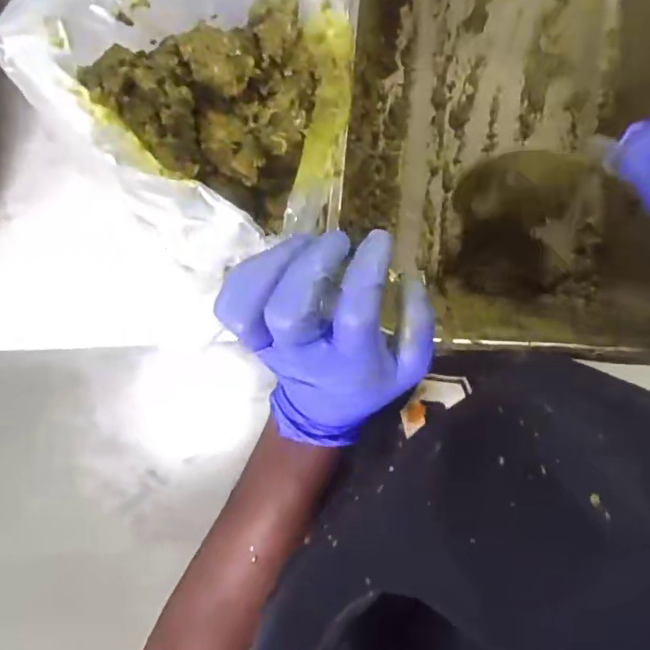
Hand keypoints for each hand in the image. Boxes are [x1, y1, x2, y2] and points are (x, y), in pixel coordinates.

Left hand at [215, 229, 433, 446]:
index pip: (354, 314)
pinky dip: (248, 272)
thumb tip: (408, 278)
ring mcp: (267, 347)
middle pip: (287, 312)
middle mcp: (302, 355)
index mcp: (349, 362)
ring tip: (307, 241)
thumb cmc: (369, 380)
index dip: (365, 271)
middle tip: (338, 240)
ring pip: (249, 306)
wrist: (320, 410)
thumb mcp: (409, 366)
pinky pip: (231, 303)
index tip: (379, 239)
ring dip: (275, 263)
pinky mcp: (248, 336)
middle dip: (310, 266)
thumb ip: (418, 325)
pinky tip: (279, 256)